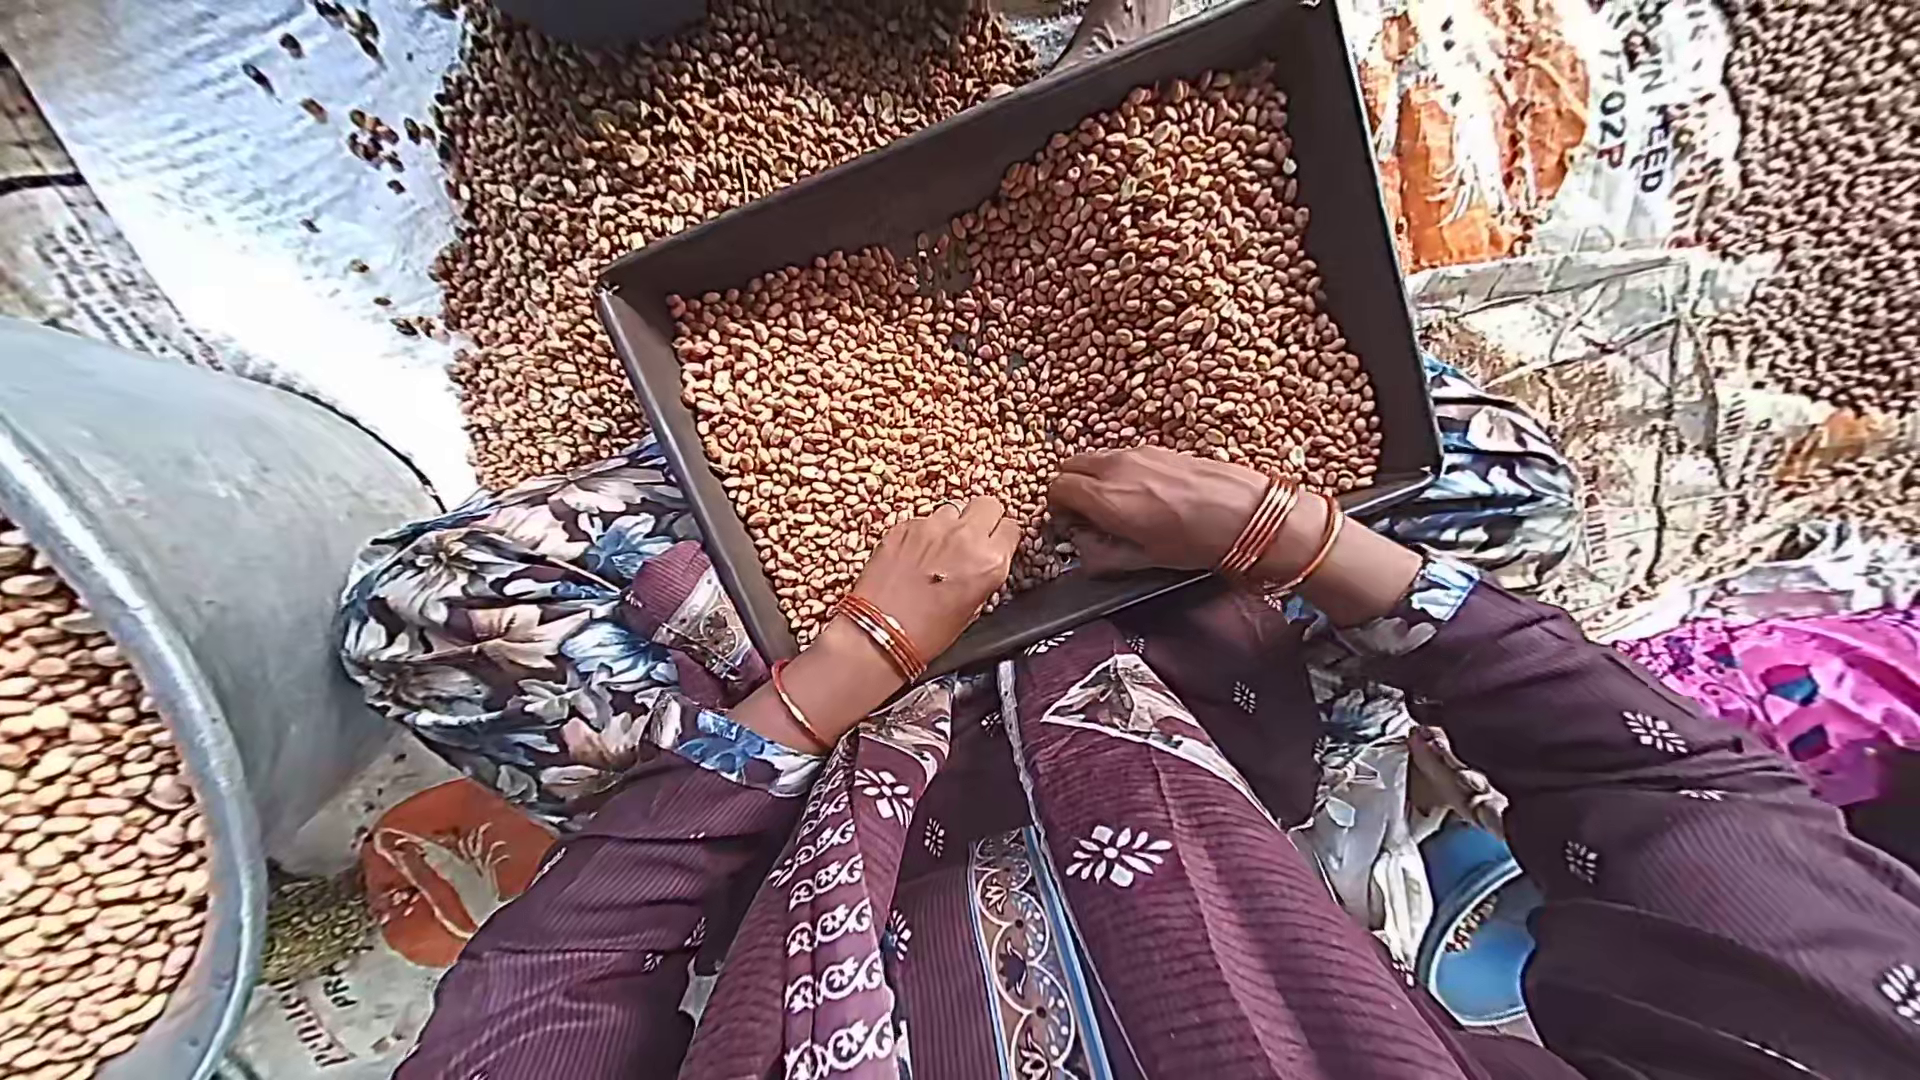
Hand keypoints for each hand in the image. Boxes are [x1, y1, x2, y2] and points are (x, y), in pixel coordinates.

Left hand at [845, 496, 1021, 659]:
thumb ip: (986, 573)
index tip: (998, 543)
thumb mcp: (974, 608)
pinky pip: (924, 519)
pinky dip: (924, 532)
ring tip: (941, 548)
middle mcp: (965, 537)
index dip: (1004, 536)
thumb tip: (985, 560)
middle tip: (974, 537)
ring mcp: (933, 527)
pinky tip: (916, 554)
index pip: (1012, 527)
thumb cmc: (927, 632)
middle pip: (988, 504)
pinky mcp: (905, 526)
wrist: (880, 632)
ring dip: (953, 523)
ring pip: (954, 508)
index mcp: (990, 561)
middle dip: (985, 517)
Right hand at [1046, 446, 1269, 572]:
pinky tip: (1140, 493)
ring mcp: (1136, 453)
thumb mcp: (1144, 559)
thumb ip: (1102, 555)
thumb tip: (1083, 551)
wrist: (1248, 513)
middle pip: (1068, 466)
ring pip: (1093, 458)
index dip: (1057, 508)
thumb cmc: (1197, 541)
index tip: (1070, 523)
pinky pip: (1118, 455)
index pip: (1056, 488)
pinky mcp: (1156, 448)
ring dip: (1091, 478)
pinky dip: (1114, 471)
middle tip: (1085, 512)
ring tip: (1114, 504)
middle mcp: (1114, 468)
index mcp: (1105, 498)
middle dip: (1069, 488)